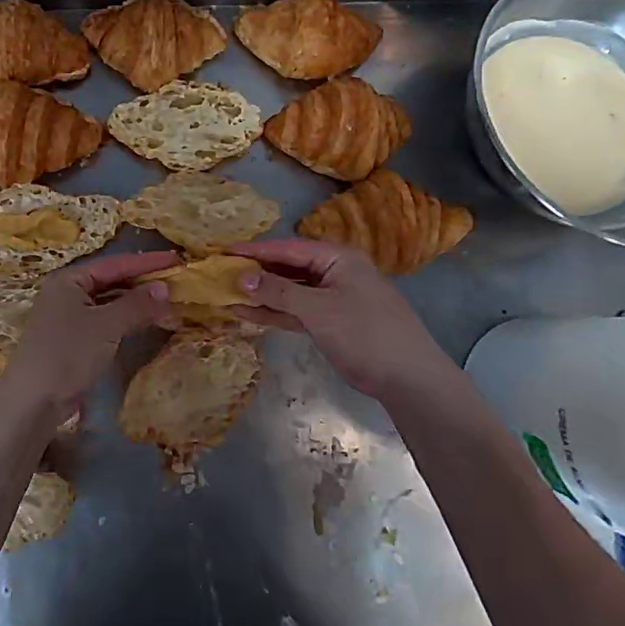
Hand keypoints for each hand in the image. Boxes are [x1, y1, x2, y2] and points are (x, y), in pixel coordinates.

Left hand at [0, 251, 177, 417]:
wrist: (35, 399)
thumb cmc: (68, 353)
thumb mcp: (106, 326)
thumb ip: (136, 305)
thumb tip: (164, 287)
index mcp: (68, 280)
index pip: (113, 264)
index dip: (146, 261)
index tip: (177, 259)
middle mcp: (65, 293)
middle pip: (109, 280)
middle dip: (142, 282)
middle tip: (178, 281)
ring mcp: (67, 317)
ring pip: (108, 302)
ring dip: (136, 302)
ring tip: (169, 302)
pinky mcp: (72, 339)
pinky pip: (104, 321)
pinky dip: (125, 320)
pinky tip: (146, 322)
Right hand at [228, 238, 455, 401]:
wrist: (406, 377)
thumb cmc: (364, 332)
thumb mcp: (317, 308)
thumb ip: (277, 291)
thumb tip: (240, 276)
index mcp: (338, 259)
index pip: (288, 248)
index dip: (254, 250)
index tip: (222, 251)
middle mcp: (334, 273)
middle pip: (286, 267)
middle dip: (254, 270)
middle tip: (218, 271)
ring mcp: (331, 298)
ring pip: (287, 290)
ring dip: (259, 293)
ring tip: (224, 292)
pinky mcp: (327, 322)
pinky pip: (292, 311)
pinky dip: (271, 311)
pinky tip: (243, 312)